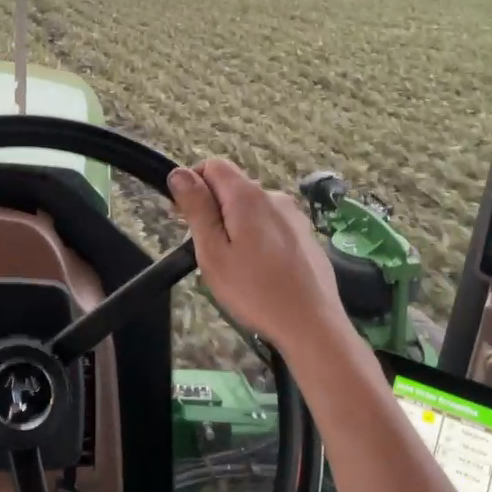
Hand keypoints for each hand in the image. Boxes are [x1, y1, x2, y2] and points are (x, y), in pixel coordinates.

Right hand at [166, 159, 345, 345]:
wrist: (312, 325)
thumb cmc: (254, 291)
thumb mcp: (212, 252)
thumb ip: (197, 208)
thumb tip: (179, 173)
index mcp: (247, 197)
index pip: (212, 166)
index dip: (192, 184)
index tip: (185, 217)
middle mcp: (273, 197)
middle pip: (233, 186)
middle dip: (213, 208)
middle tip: (207, 249)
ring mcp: (294, 216)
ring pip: (252, 207)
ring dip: (235, 224)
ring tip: (234, 264)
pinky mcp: (306, 236)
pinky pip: (272, 224)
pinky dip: (258, 237)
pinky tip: (260, 270)